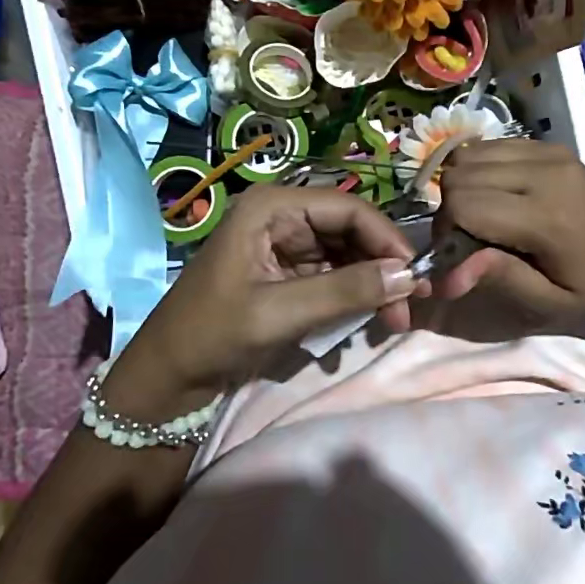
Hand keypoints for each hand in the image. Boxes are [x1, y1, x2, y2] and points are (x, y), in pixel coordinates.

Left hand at [120, 185, 427, 389]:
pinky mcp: (287, 270)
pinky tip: (366, 320)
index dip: (387, 239)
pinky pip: (334, 273)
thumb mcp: (280, 312)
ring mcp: (284, 243)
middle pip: (351, 229)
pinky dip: (353, 296)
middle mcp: (281, 215)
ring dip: (372, 283)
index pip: (348, 209)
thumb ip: (345, 291)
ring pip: (347, 253)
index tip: (416, 275)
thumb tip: (408, 276)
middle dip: (382, 265)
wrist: (167, 375)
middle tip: (410, 304)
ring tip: (393, 319)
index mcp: (271, 207)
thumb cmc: (212, 334)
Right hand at [432, 140, 584, 317]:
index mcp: (547, 217)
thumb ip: (500, 278)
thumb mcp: (551, 300)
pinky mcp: (553, 146)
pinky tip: (497, 195)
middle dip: (450, 207)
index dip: (445, 229)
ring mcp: (550, 153)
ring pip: (470, 153)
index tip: (457, 254)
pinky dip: (480, 168)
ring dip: (462, 185)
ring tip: (481, 215)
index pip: (463, 203)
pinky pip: (492, 145)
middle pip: (460, 173)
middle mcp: (546, 173)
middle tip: (466, 236)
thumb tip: (446, 275)